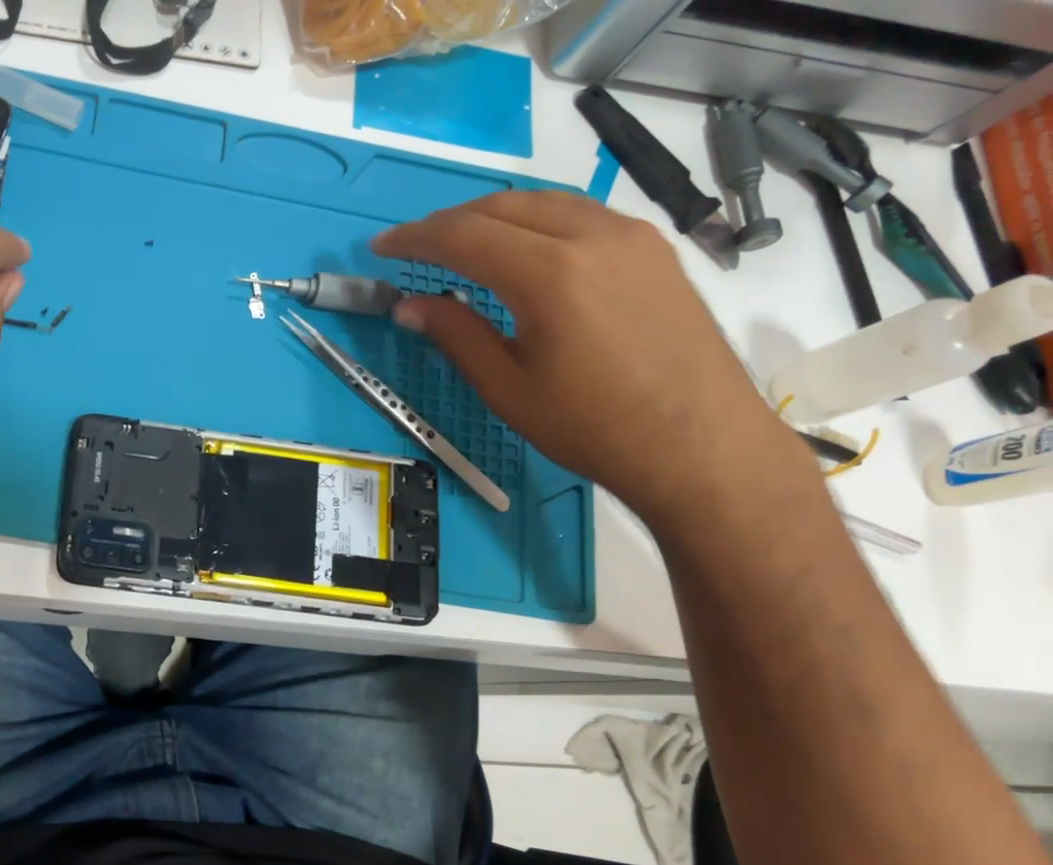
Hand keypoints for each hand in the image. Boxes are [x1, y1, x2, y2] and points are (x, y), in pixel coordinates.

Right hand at [372, 191, 804, 527]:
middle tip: (415, 247)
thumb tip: (409, 306)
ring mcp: (632, 236)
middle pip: (504, 206)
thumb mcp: (508, 389)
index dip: (416, 238)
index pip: (465, 235)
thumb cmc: (593, 427)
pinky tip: (525, 249)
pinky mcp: (654, 248)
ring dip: (495, 215)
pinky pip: (582, 214)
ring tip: (463, 244)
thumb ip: (456, 337)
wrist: (700, 443)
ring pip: (546, 202)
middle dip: (451, 221)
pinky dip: (538, 221)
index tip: (382, 248)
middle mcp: (593, 237)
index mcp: (550, 274)